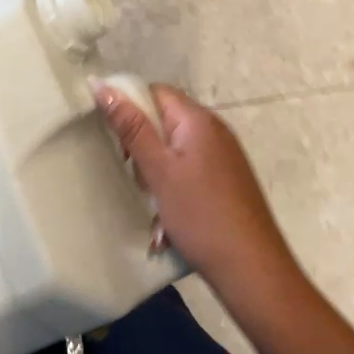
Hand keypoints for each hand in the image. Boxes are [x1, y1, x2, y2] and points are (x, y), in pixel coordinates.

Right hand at [94, 81, 298, 291]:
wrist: (251, 268)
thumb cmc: (200, 214)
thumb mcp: (158, 170)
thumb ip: (131, 127)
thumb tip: (102, 85)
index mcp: (197, 118)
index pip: (155, 91)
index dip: (130, 108)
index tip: (117, 142)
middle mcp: (215, 128)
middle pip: (165, 119)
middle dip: (143, 145)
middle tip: (137, 177)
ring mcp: (225, 154)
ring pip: (176, 147)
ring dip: (158, 169)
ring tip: (154, 201)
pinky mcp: (228, 177)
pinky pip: (192, 167)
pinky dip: (176, 184)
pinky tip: (171, 214)